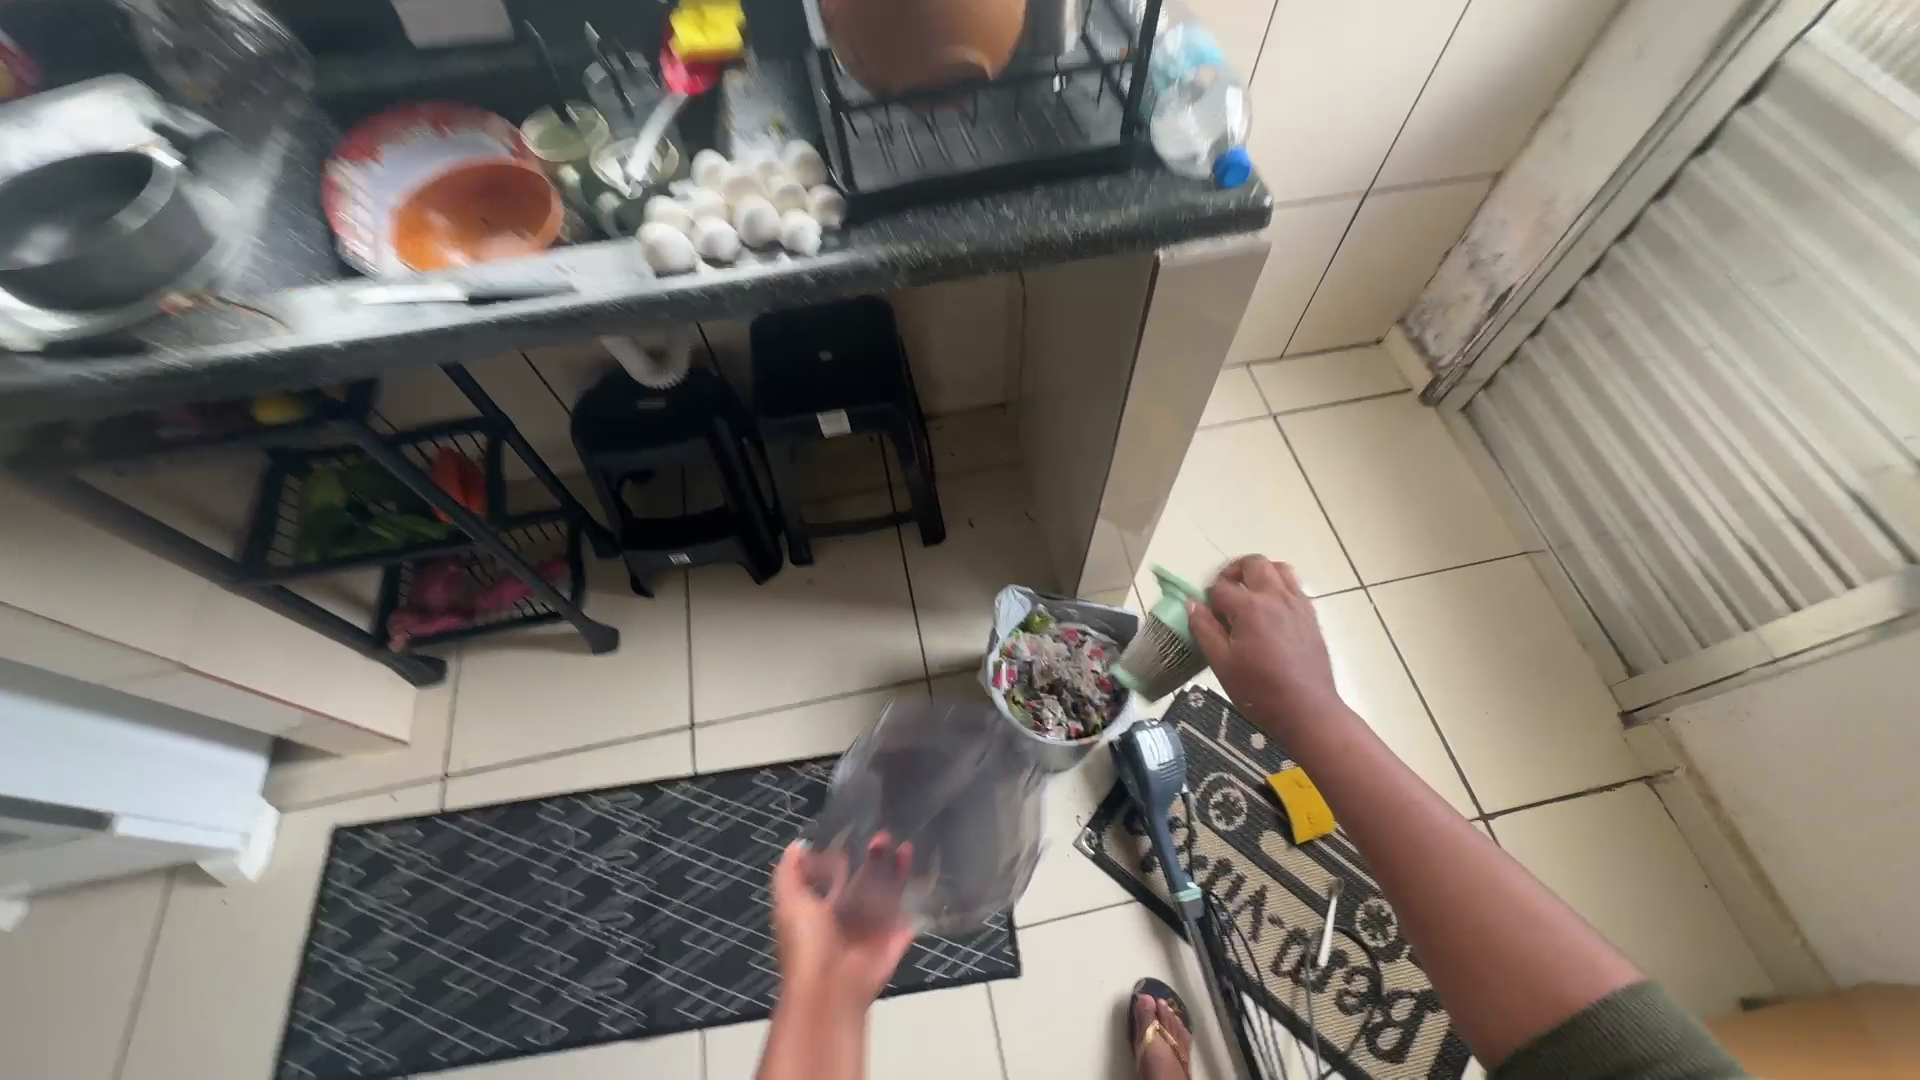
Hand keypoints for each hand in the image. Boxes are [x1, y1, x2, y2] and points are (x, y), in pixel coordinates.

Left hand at [769, 838, 917, 1018]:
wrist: (830, 990)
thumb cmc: (806, 943)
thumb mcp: (788, 902)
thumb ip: (789, 872)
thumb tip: (796, 845)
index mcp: (822, 907)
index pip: (837, 875)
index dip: (847, 853)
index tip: (858, 828)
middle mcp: (848, 916)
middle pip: (867, 880)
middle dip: (876, 857)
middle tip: (884, 835)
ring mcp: (873, 929)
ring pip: (890, 894)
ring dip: (898, 871)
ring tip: (906, 847)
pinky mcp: (894, 941)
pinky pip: (909, 917)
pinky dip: (919, 899)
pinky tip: (927, 873)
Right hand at [1187, 556, 1348, 738]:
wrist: (1308, 711)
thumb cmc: (1259, 690)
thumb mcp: (1221, 663)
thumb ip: (1204, 629)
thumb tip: (1192, 604)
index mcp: (1250, 608)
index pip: (1220, 587)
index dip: (1208, 599)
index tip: (1205, 617)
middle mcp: (1276, 597)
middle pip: (1253, 563)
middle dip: (1233, 572)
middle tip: (1223, 594)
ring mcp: (1297, 604)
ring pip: (1279, 568)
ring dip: (1259, 574)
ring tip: (1249, 595)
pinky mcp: (1310, 615)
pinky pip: (1294, 586)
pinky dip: (1278, 587)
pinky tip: (1270, 612)